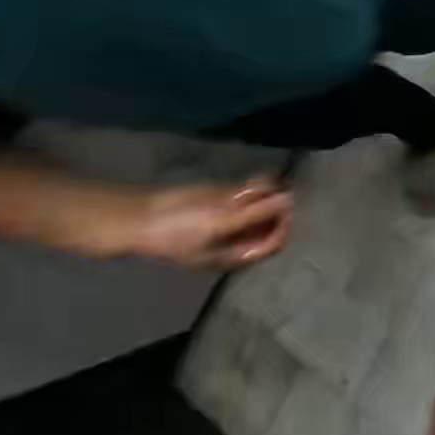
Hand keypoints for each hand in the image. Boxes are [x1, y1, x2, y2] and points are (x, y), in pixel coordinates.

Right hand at [67, 177, 294, 269]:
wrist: (146, 216)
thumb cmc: (179, 231)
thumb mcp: (217, 226)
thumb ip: (254, 215)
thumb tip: (288, 201)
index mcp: (237, 254)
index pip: (273, 244)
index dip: (284, 225)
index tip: (286, 205)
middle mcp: (241, 236)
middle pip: (274, 222)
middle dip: (277, 205)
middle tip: (273, 190)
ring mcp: (236, 217)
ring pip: (266, 204)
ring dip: (267, 192)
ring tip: (254, 186)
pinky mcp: (229, 200)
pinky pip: (253, 193)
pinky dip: (257, 185)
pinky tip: (252, 179)